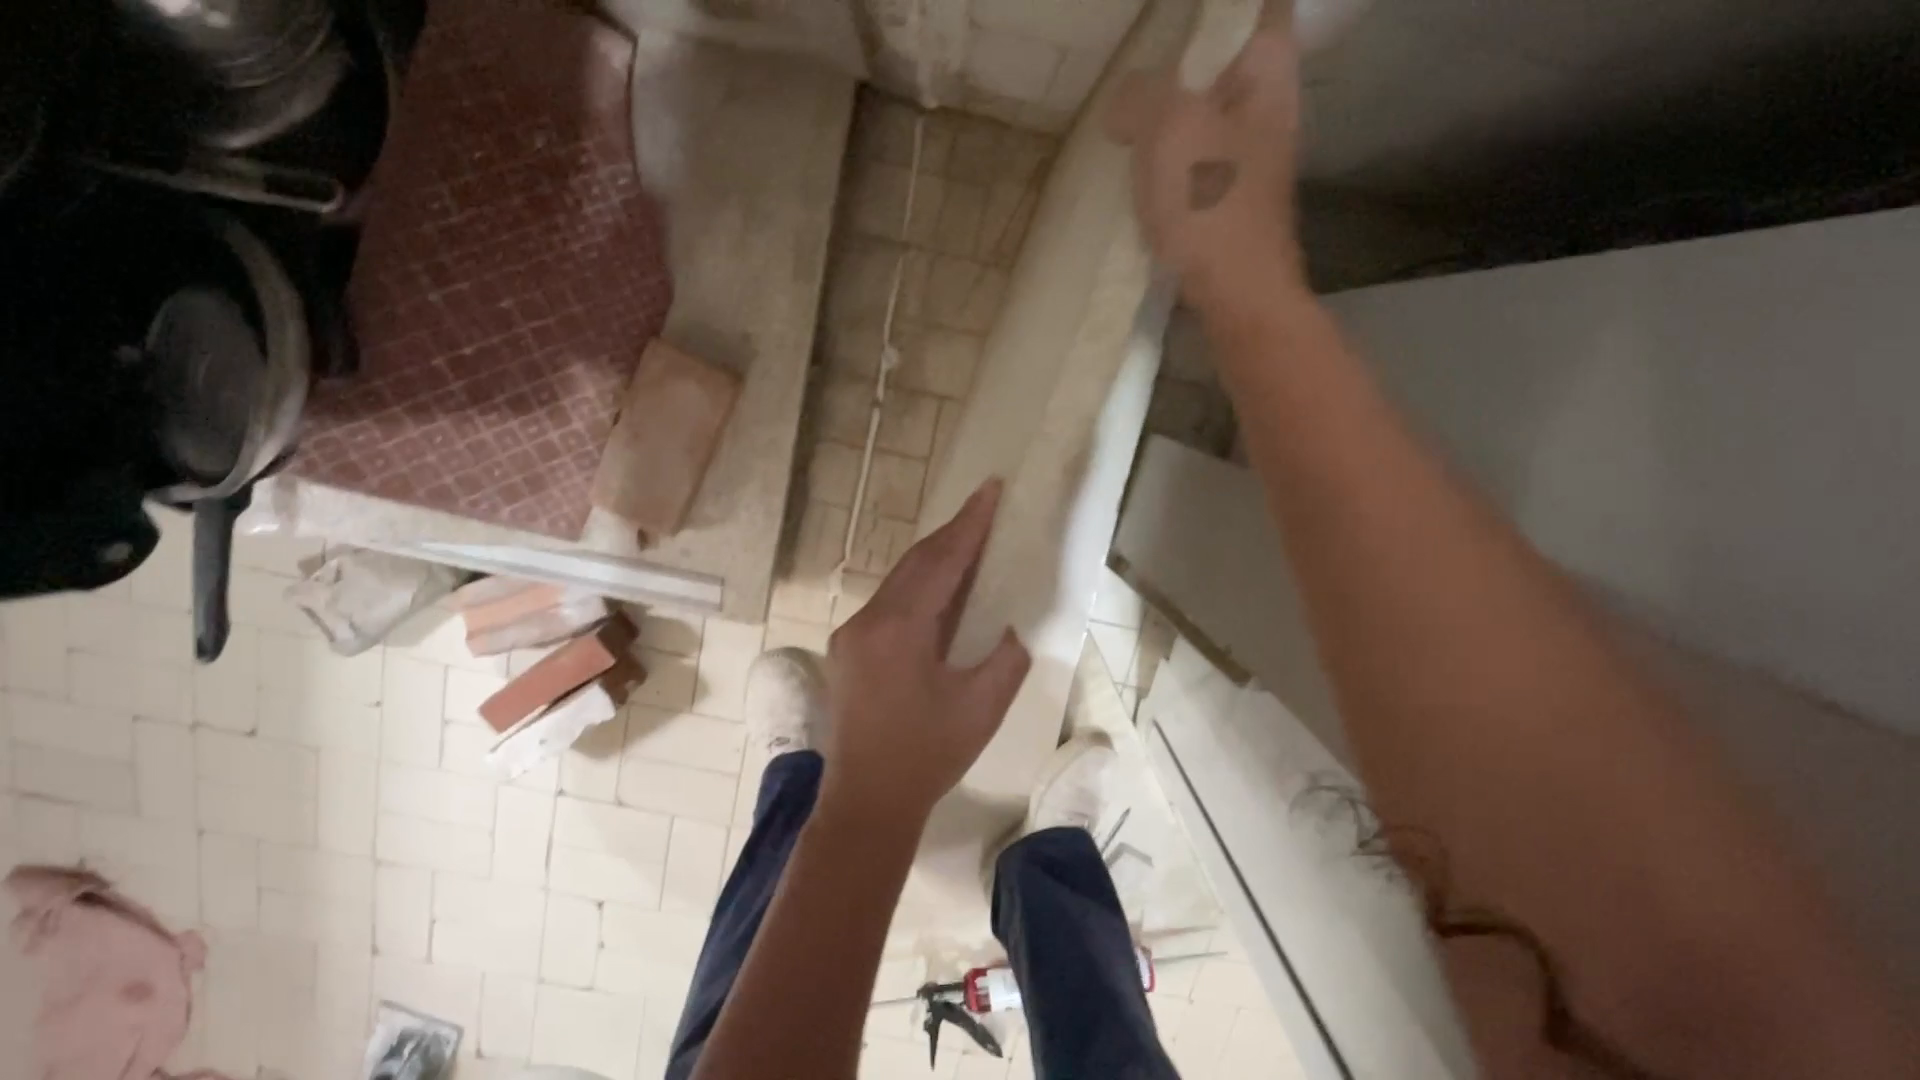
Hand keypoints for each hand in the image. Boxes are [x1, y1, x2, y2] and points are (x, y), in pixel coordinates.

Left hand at [822, 479, 1031, 822]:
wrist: (868, 803)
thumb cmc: (929, 755)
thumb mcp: (983, 705)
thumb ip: (1006, 656)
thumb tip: (1010, 627)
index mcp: (899, 629)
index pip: (940, 561)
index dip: (970, 524)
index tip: (991, 490)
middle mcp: (867, 621)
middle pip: (915, 564)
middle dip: (953, 535)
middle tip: (987, 509)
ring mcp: (851, 636)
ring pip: (898, 583)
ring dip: (935, 562)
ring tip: (970, 544)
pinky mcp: (847, 653)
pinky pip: (888, 605)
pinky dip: (918, 590)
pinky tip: (940, 593)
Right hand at [1108, 8, 1305, 310]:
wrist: (1238, 293)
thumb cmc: (1211, 204)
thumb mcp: (1169, 128)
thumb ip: (1143, 95)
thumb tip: (1126, 106)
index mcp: (1268, 70)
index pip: (1259, 6)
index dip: (1219, 10)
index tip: (1174, 17)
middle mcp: (1270, 103)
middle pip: (1230, 51)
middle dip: (1186, 51)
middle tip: (1139, 55)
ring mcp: (1252, 151)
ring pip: (1209, 103)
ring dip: (1172, 102)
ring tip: (1128, 104)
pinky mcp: (1230, 192)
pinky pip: (1196, 151)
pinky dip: (1169, 147)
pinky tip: (1139, 160)